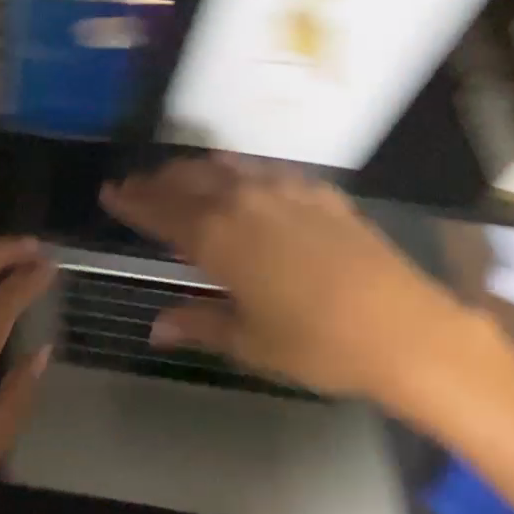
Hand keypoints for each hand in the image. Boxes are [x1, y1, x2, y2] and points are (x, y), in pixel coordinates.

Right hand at [101, 155, 473, 399]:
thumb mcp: (250, 342)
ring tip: (179, 174)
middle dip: (157, 182)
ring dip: (194, 171)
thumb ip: (199, 323)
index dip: (132, 202)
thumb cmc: (317, 344)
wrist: (404, 328)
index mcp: (216, 238)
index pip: (160, 212)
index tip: (110, 192)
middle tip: (137, 182)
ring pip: (225, 169)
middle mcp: (242, 203)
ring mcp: (283, 191)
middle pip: (187, 182)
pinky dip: (241, 170)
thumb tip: (156, 327)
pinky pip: (266, 170)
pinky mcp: (318, 192)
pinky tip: (243, 176)